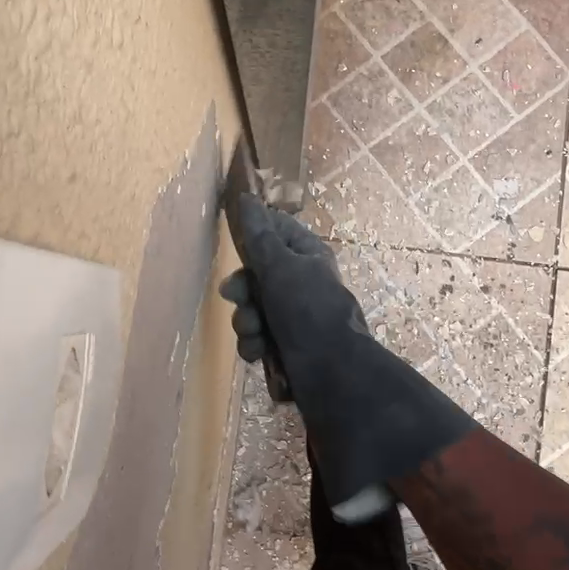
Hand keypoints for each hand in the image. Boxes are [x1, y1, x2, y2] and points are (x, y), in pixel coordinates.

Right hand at [217, 195, 366, 390]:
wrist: (331, 372)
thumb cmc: (307, 310)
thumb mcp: (279, 265)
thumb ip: (258, 234)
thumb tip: (246, 197)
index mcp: (307, 256)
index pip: (275, 232)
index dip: (253, 238)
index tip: (238, 246)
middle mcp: (299, 284)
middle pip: (254, 277)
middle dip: (242, 292)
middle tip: (239, 298)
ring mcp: (292, 318)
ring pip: (250, 311)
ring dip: (247, 323)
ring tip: (258, 335)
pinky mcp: (283, 348)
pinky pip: (255, 340)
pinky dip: (255, 347)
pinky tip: (264, 354)